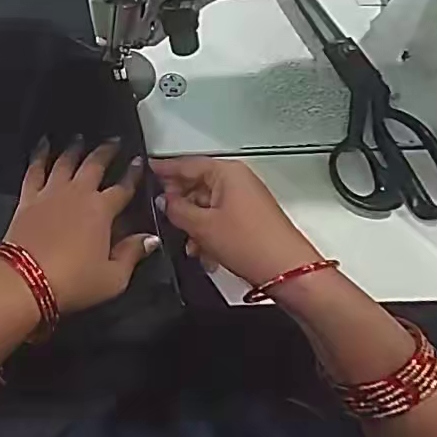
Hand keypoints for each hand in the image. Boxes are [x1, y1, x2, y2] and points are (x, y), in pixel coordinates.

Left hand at [3, 141, 158, 314]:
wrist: (26, 280)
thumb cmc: (73, 281)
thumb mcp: (113, 278)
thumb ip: (132, 254)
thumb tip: (150, 239)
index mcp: (102, 210)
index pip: (123, 187)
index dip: (133, 174)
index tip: (139, 161)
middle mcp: (77, 193)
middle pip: (94, 165)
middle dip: (106, 151)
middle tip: (113, 141)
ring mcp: (51, 192)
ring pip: (65, 161)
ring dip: (75, 148)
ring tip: (80, 138)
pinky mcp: (28, 197)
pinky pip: (35, 169)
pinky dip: (39, 154)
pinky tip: (42, 145)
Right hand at [152, 157, 322, 287]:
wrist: (288, 273)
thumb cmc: (254, 244)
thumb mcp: (201, 225)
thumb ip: (176, 209)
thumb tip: (164, 201)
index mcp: (227, 172)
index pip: (186, 163)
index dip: (164, 169)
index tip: (148, 171)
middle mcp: (238, 181)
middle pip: (196, 183)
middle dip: (179, 201)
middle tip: (162, 212)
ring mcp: (245, 199)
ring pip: (206, 203)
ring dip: (192, 221)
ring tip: (186, 240)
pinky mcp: (249, 218)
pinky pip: (218, 216)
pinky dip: (207, 230)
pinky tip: (201, 248)